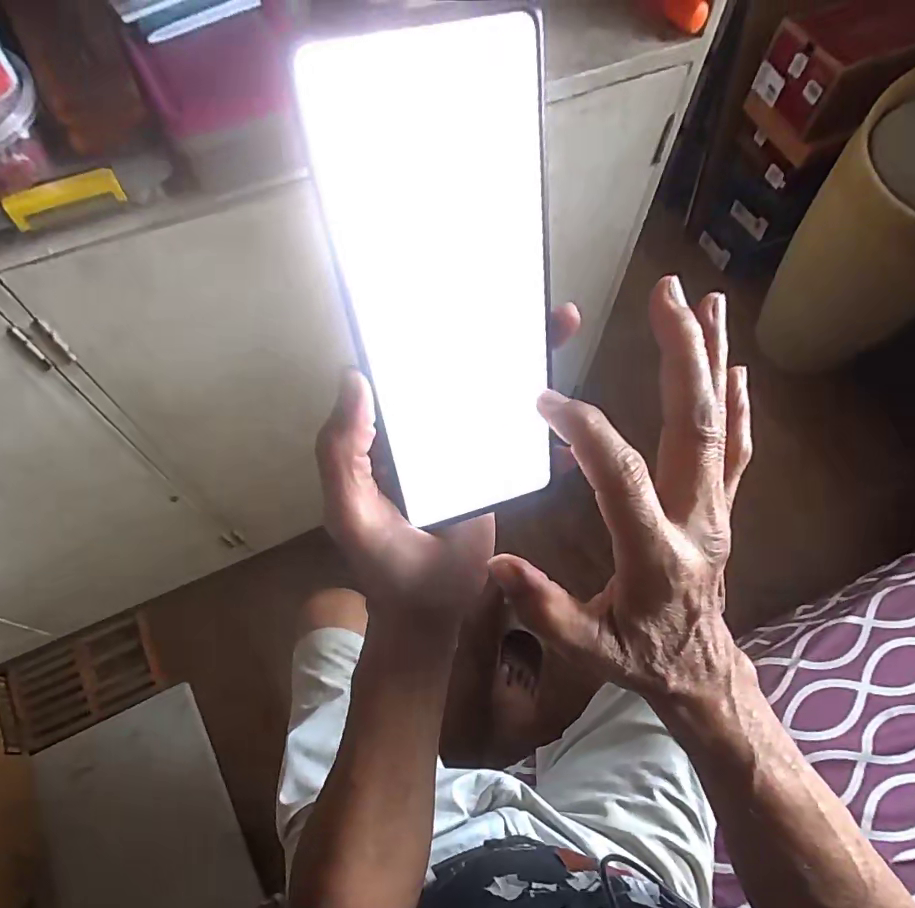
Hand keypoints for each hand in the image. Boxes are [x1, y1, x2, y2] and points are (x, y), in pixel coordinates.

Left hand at [318, 305, 580, 619]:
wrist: (431, 611)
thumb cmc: (383, 563)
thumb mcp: (348, 508)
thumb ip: (342, 450)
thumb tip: (355, 377)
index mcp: (391, 434)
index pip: (409, 370)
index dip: (429, 329)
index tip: (456, 289)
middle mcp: (430, 434)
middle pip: (462, 374)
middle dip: (494, 335)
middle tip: (526, 296)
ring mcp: (468, 454)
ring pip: (498, 401)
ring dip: (528, 367)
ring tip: (560, 325)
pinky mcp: (499, 477)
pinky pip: (522, 443)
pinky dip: (546, 427)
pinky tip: (572, 407)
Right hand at [488, 276, 752, 717]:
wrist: (700, 671)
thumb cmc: (640, 658)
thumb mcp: (586, 647)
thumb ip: (544, 608)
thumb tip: (500, 566)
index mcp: (655, 552)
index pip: (621, 474)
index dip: (584, 432)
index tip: (546, 403)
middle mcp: (696, 521)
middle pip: (693, 427)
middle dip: (679, 356)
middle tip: (667, 297)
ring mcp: (716, 511)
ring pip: (719, 426)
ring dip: (711, 361)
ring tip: (706, 303)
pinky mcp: (720, 510)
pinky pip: (735, 448)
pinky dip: (736, 402)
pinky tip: (733, 365)